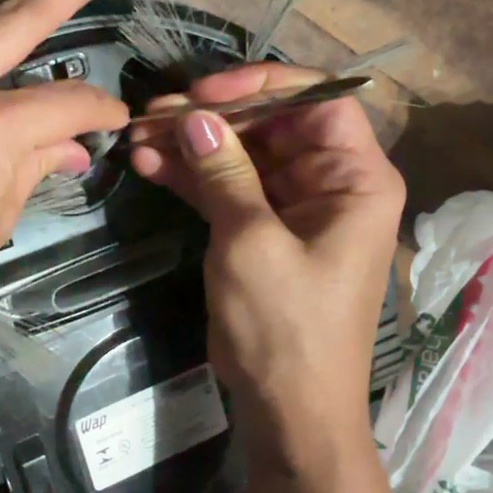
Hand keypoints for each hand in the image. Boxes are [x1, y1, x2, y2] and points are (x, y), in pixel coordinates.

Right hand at [127, 64, 403, 435]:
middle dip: (211, 116)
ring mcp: (290, 206)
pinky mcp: (257, 229)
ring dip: (190, 144)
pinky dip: (188, 175)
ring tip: (137, 136)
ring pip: (239, 153)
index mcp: (355, 178)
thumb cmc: (286, 326)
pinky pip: (223, 186)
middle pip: (271, 124)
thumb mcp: (251, 243)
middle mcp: (328, 183)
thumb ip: (223, 172)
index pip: (319, 100)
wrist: (286, 407)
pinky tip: (146, 163)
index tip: (205, 93)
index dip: (263, 85)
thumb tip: (194, 117)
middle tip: (153, 114)